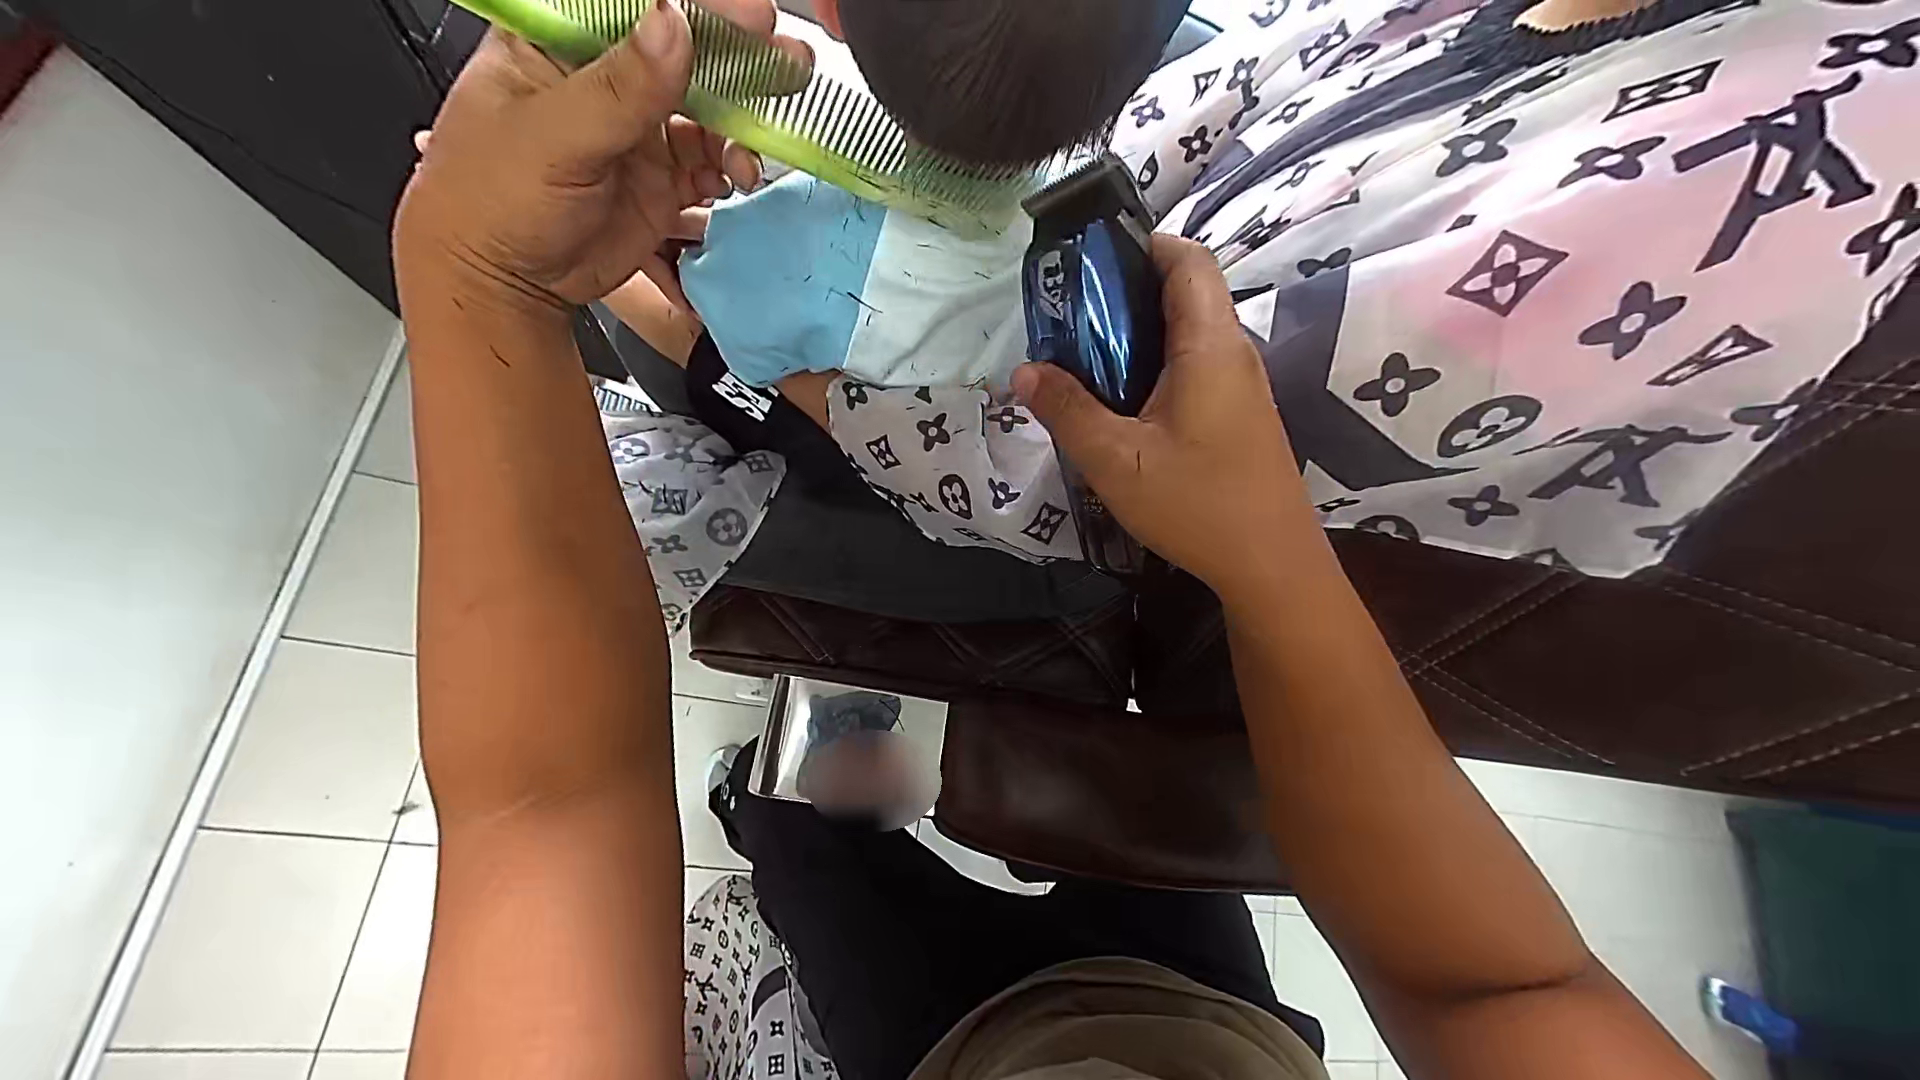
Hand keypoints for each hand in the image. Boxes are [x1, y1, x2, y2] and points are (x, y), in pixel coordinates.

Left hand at [393, 0, 796, 315]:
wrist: (511, 281)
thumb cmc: (496, 196)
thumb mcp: (554, 134)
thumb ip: (619, 87)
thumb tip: (673, 25)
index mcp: (563, 43)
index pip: (640, 9)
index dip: (700, 9)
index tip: (752, 15)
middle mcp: (608, 83)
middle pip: (685, 57)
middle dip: (740, 60)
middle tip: (790, 62)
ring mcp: (640, 135)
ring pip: (707, 114)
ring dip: (741, 128)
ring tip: (754, 153)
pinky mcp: (662, 183)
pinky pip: (710, 165)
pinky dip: (731, 170)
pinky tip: (738, 177)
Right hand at [1012, 236, 1323, 596]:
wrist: (1269, 564)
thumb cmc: (1196, 505)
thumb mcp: (1116, 461)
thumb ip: (1068, 411)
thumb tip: (1024, 372)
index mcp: (1209, 347)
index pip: (1188, 261)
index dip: (1145, 244)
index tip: (1093, 261)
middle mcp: (1233, 353)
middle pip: (1187, 293)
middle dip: (1129, 291)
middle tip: (1073, 316)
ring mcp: (1241, 386)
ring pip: (1190, 334)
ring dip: (1140, 334)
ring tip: (1087, 357)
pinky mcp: (1239, 415)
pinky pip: (1196, 368)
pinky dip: (1156, 366)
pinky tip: (1123, 402)